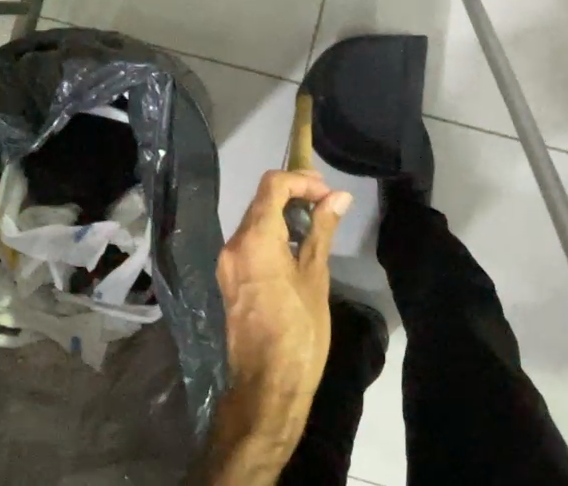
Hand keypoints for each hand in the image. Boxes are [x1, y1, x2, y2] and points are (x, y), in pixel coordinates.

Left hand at [200, 170, 351, 483]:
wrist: (267, 386)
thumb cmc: (299, 331)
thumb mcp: (316, 277)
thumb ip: (322, 230)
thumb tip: (339, 197)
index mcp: (254, 239)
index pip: (273, 185)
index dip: (302, 180)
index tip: (328, 193)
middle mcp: (234, 244)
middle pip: (261, 201)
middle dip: (294, 194)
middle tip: (327, 202)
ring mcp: (228, 263)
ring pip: (254, 220)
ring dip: (283, 213)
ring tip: (316, 223)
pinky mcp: (229, 279)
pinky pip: (250, 242)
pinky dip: (272, 234)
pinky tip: (296, 246)